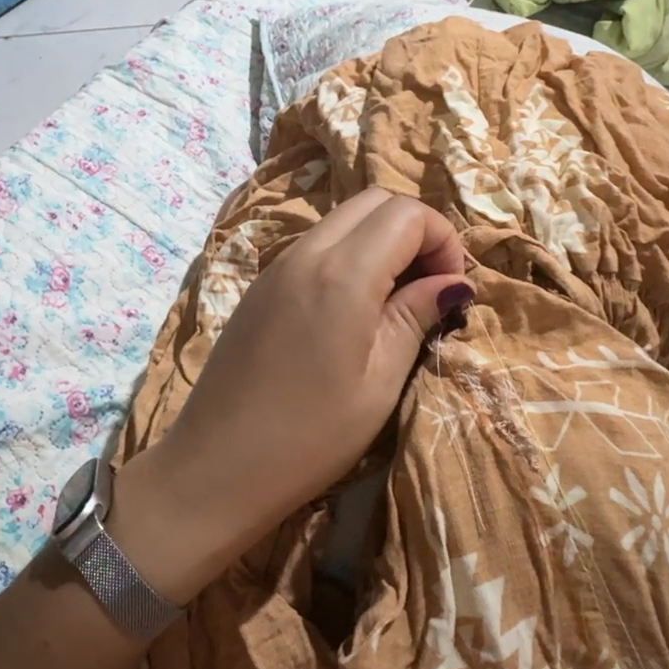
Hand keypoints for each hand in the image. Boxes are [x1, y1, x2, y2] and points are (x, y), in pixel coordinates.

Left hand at [110, 188, 470, 603]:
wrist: (215, 466)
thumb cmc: (309, 437)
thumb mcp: (379, 383)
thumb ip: (414, 316)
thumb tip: (451, 281)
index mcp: (341, 273)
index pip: (406, 213)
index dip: (443, 238)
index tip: (453, 288)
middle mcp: (304, 253)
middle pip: (373, 201)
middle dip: (414, 229)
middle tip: (430, 287)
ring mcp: (275, 266)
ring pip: (341, 219)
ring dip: (379, 240)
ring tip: (397, 300)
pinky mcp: (259, 286)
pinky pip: (314, 244)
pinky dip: (347, 254)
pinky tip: (354, 308)